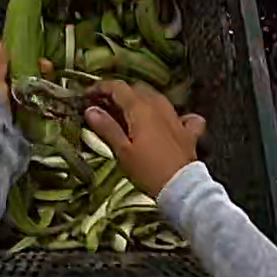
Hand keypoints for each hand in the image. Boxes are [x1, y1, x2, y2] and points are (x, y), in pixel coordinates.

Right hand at [83, 80, 205, 197]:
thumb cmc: (148, 170)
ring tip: (129, 111)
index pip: (117, 87)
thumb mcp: (122, 151)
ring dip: (141, 100)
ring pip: (156, 98)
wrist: (182, 189)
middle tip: (104, 105)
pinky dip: (172, 116)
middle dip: (119, 93)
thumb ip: (106, 127)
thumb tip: (90, 110)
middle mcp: (159, 106)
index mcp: (140, 108)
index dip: (100, 87)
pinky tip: (168, 121)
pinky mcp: (188, 132)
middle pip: (136, 89)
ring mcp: (176, 118)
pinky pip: (182, 116)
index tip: (87, 95)